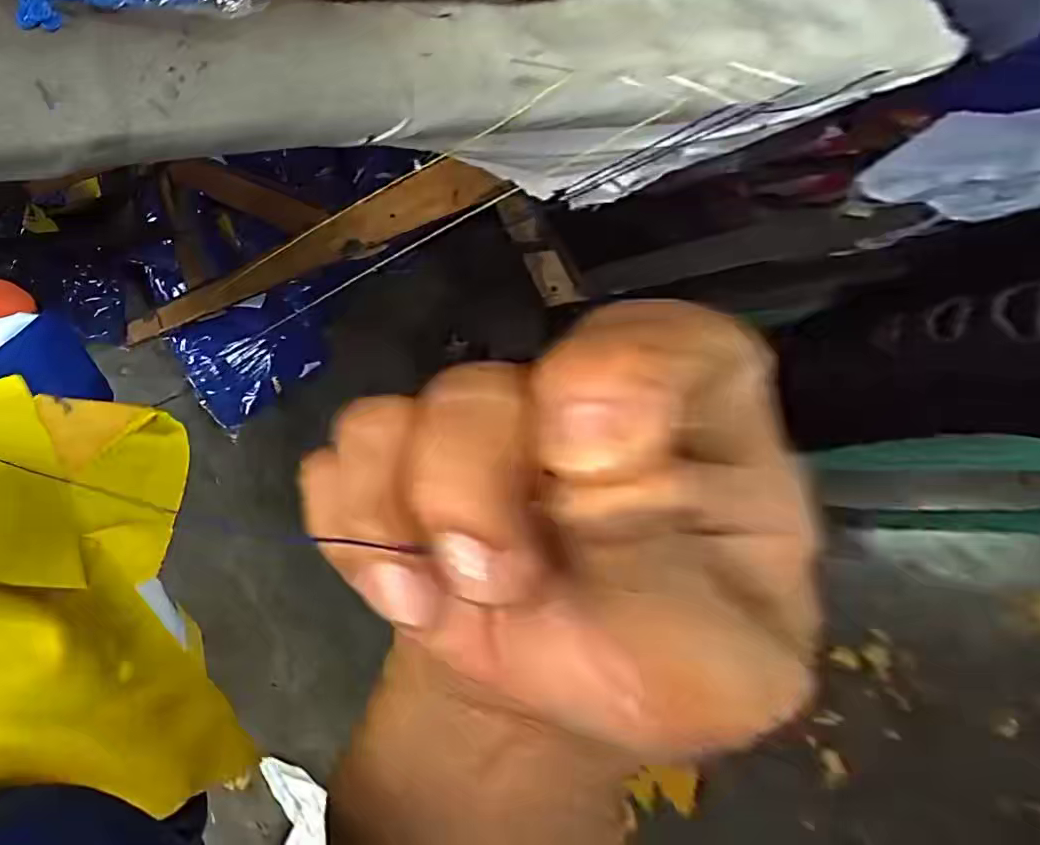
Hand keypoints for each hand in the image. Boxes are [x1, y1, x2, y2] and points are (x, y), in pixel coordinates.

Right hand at [302, 301, 818, 759]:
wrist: (551, 699)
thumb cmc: (658, 671)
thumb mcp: (710, 656)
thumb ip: (660, 556)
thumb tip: (585, 460)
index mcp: (675, 427)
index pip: (660, 340)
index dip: (615, 369)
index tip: (582, 457)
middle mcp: (549, 404)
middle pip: (474, 386)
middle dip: (464, 485)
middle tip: (488, 581)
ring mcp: (452, 431)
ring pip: (380, 418)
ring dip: (388, 513)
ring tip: (425, 604)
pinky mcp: (378, 469)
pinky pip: (329, 468)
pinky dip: (347, 530)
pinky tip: (394, 588)